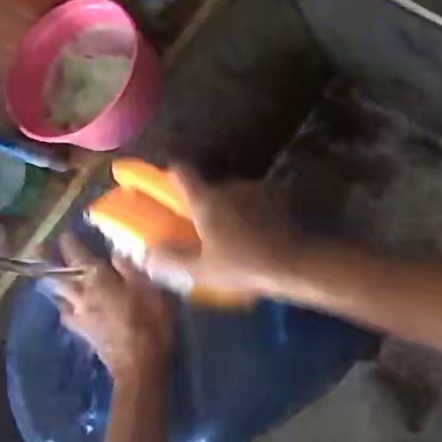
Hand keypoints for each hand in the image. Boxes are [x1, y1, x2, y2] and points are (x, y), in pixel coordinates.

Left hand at [56, 235, 175, 385]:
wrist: (139, 364)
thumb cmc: (149, 321)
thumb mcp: (149, 287)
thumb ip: (130, 266)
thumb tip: (115, 248)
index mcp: (98, 279)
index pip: (77, 255)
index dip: (69, 242)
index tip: (65, 232)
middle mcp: (82, 294)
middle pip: (58, 274)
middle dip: (47, 260)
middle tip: (36, 248)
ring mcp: (79, 315)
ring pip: (59, 293)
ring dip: (52, 280)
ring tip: (48, 273)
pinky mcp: (82, 332)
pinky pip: (66, 313)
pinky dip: (64, 304)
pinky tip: (67, 304)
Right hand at [145, 166, 301, 298]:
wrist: (293, 261)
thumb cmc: (242, 265)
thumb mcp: (202, 270)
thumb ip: (172, 259)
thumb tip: (149, 252)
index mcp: (206, 200)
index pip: (182, 171)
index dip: (172, 175)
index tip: (169, 187)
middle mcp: (229, 186)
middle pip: (209, 189)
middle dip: (206, 206)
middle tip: (208, 233)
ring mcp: (255, 188)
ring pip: (234, 195)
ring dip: (232, 209)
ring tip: (238, 237)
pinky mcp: (278, 195)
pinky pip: (257, 200)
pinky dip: (254, 211)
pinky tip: (260, 233)